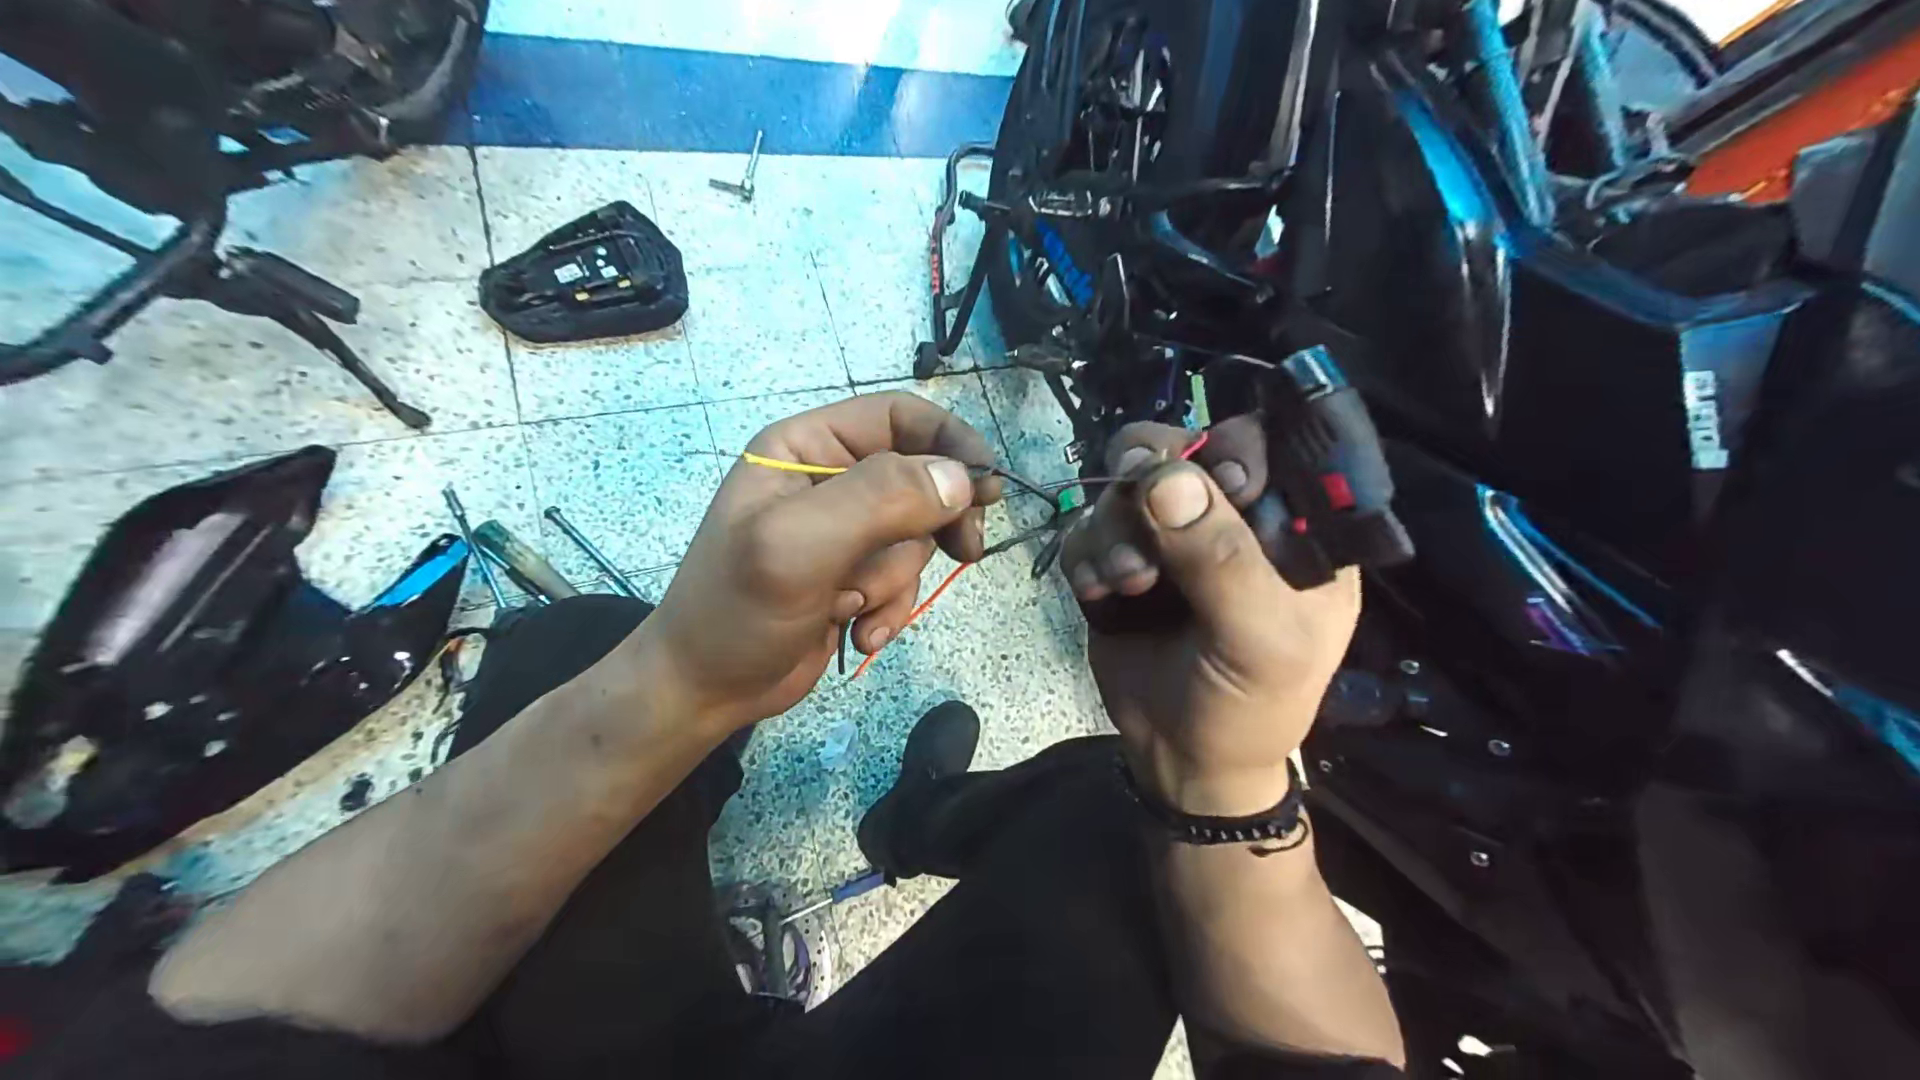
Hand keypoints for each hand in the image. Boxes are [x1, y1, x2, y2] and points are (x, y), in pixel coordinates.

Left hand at [639, 393, 1001, 730]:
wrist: (707, 690)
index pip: (900, 418)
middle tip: (963, 549)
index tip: (986, 486)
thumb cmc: (736, 609)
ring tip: (851, 607)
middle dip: (930, 526)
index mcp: (808, 448)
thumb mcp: (800, 545)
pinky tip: (860, 632)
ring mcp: (846, 531)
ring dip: (894, 581)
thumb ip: (879, 500)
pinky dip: (890, 609)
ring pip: (917, 538)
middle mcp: (831, 480)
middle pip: (921, 480)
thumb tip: (961, 480)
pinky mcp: (857, 575)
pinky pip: (904, 579)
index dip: (950, 442)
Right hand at [1060, 419, 1358, 815]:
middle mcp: (1228, 519)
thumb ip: (1221, 559)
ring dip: (1111, 528)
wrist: (1180, 758)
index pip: (1263, 446)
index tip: (1206, 485)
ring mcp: (1166, 536)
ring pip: (1121, 486)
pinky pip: (1086, 525)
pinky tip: (1098, 593)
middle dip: (1147, 479)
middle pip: (1178, 449)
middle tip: (1134, 506)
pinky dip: (1084, 553)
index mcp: (1292, 527)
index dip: (1225, 449)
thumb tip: (1163, 478)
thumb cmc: (1248, 704)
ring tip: (1124, 583)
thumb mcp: (1258, 639)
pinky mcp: (1117, 557)